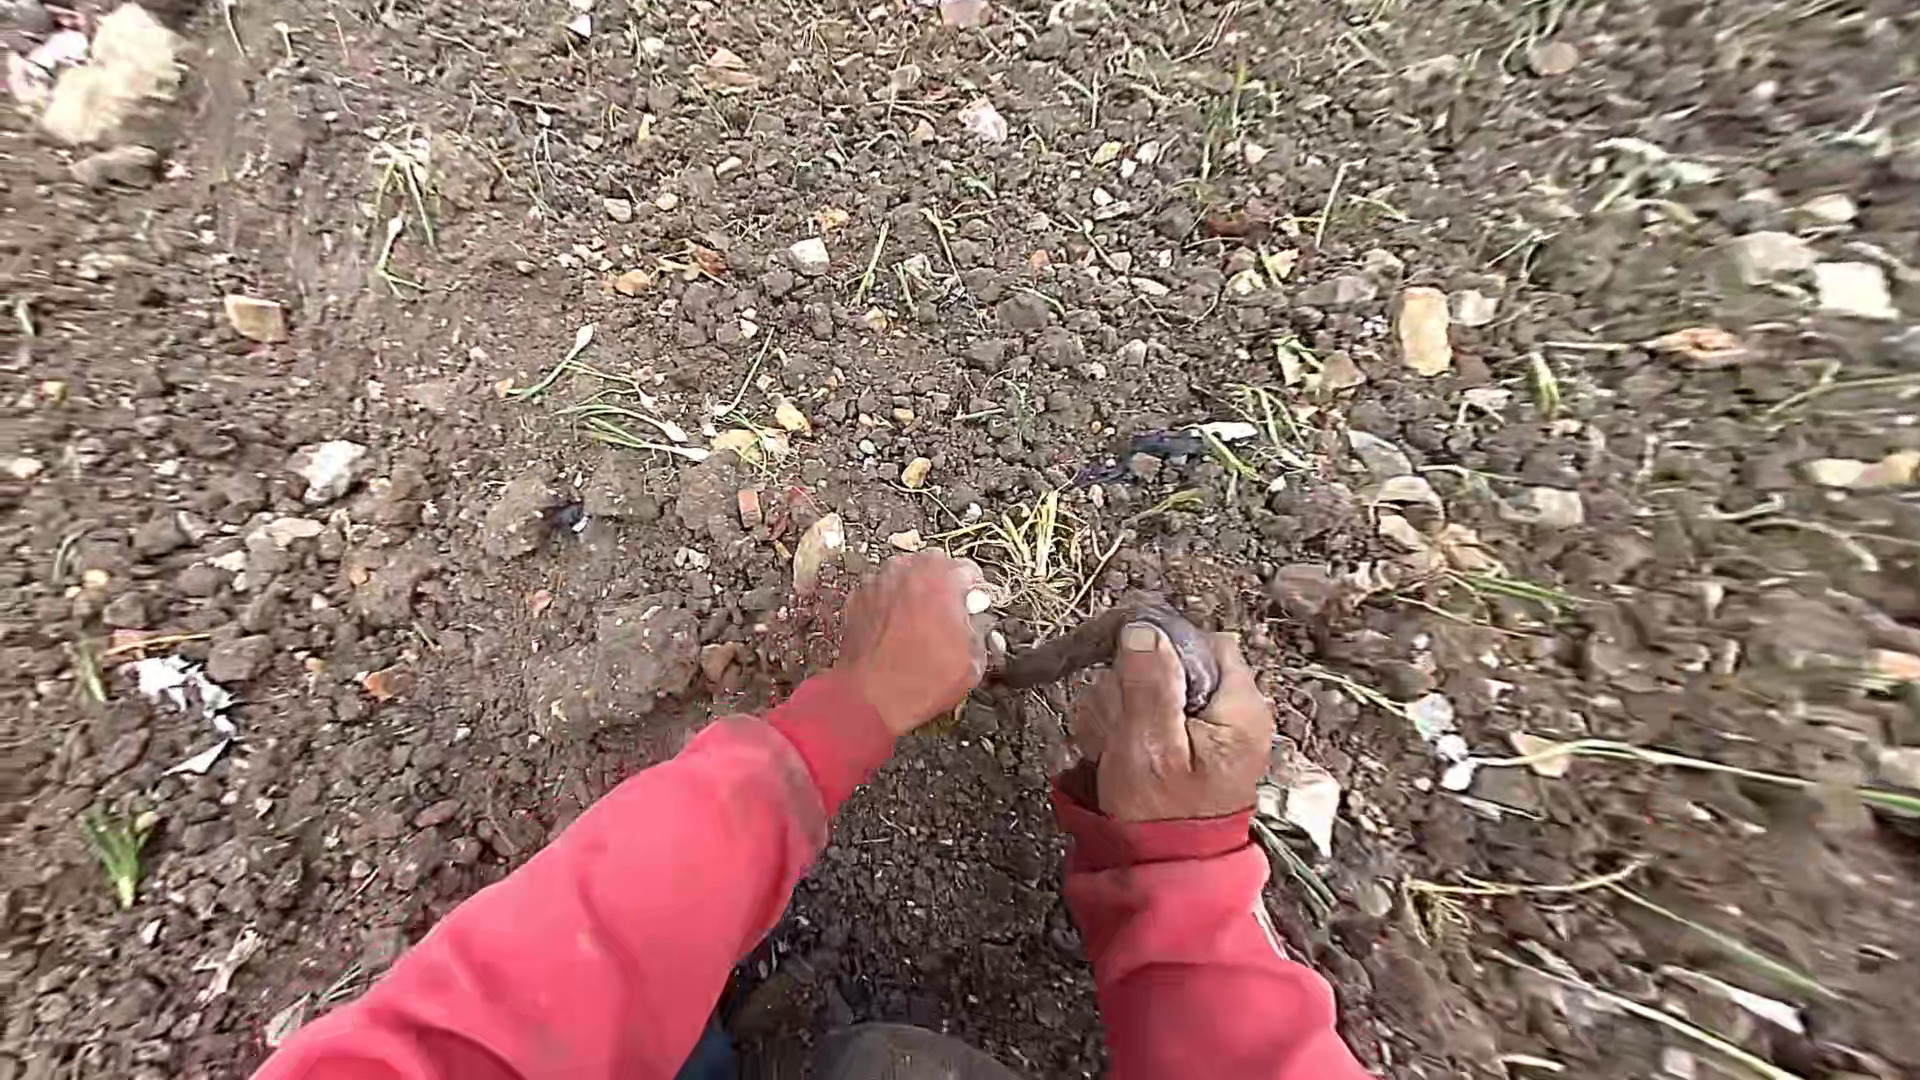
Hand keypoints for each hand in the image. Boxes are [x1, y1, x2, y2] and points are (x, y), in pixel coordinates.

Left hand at [836, 551, 991, 735]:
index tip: (972, 606)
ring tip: (918, 620)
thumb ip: (980, 632)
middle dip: (943, 583)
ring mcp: (878, 582)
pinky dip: (889, 600)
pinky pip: (881, 589)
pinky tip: (894, 627)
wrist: (868, 699)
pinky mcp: (858, 598)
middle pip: (934, 563)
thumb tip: (977, 624)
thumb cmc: (920, 682)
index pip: (968, 569)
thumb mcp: (972, 662)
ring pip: (904, 573)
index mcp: (942, 581)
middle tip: (946, 612)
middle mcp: (908, 573)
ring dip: (914, 588)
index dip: (973, 590)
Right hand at [1068, 625, 1270, 821]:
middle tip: (1123, 725)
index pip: (1203, 643)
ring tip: (1114, 746)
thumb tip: (1144, 630)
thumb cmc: (1159, 812)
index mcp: (1238, 708)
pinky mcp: (1170, 735)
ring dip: (1115, 709)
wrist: (1151, 866)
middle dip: (1130, 687)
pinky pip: (1132, 707)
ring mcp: (1194, 723)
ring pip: (1140, 684)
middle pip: (1165, 662)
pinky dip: (1114, 724)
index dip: (1164, 651)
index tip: (1134, 675)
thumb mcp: (1151, 745)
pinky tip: (1110, 749)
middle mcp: (1222, 710)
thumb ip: (1149, 684)